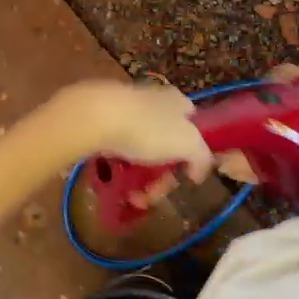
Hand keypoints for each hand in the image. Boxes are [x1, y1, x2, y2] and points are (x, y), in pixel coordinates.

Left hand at [36, 80, 212, 178]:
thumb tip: (198, 173)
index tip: (183, 176)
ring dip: (141, 179)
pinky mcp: (106, 124)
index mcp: (179, 101)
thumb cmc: (148, 129)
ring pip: (143, 151)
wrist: (97, 117)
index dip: (192, 153)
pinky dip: (121, 169)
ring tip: (132, 197)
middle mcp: (155, 102)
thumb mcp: (188, 143)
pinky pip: (120, 151)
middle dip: (162, 177)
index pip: (194, 126)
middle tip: (151, 195)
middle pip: (168, 146)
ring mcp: (129, 112)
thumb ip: (201, 157)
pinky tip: (116, 182)